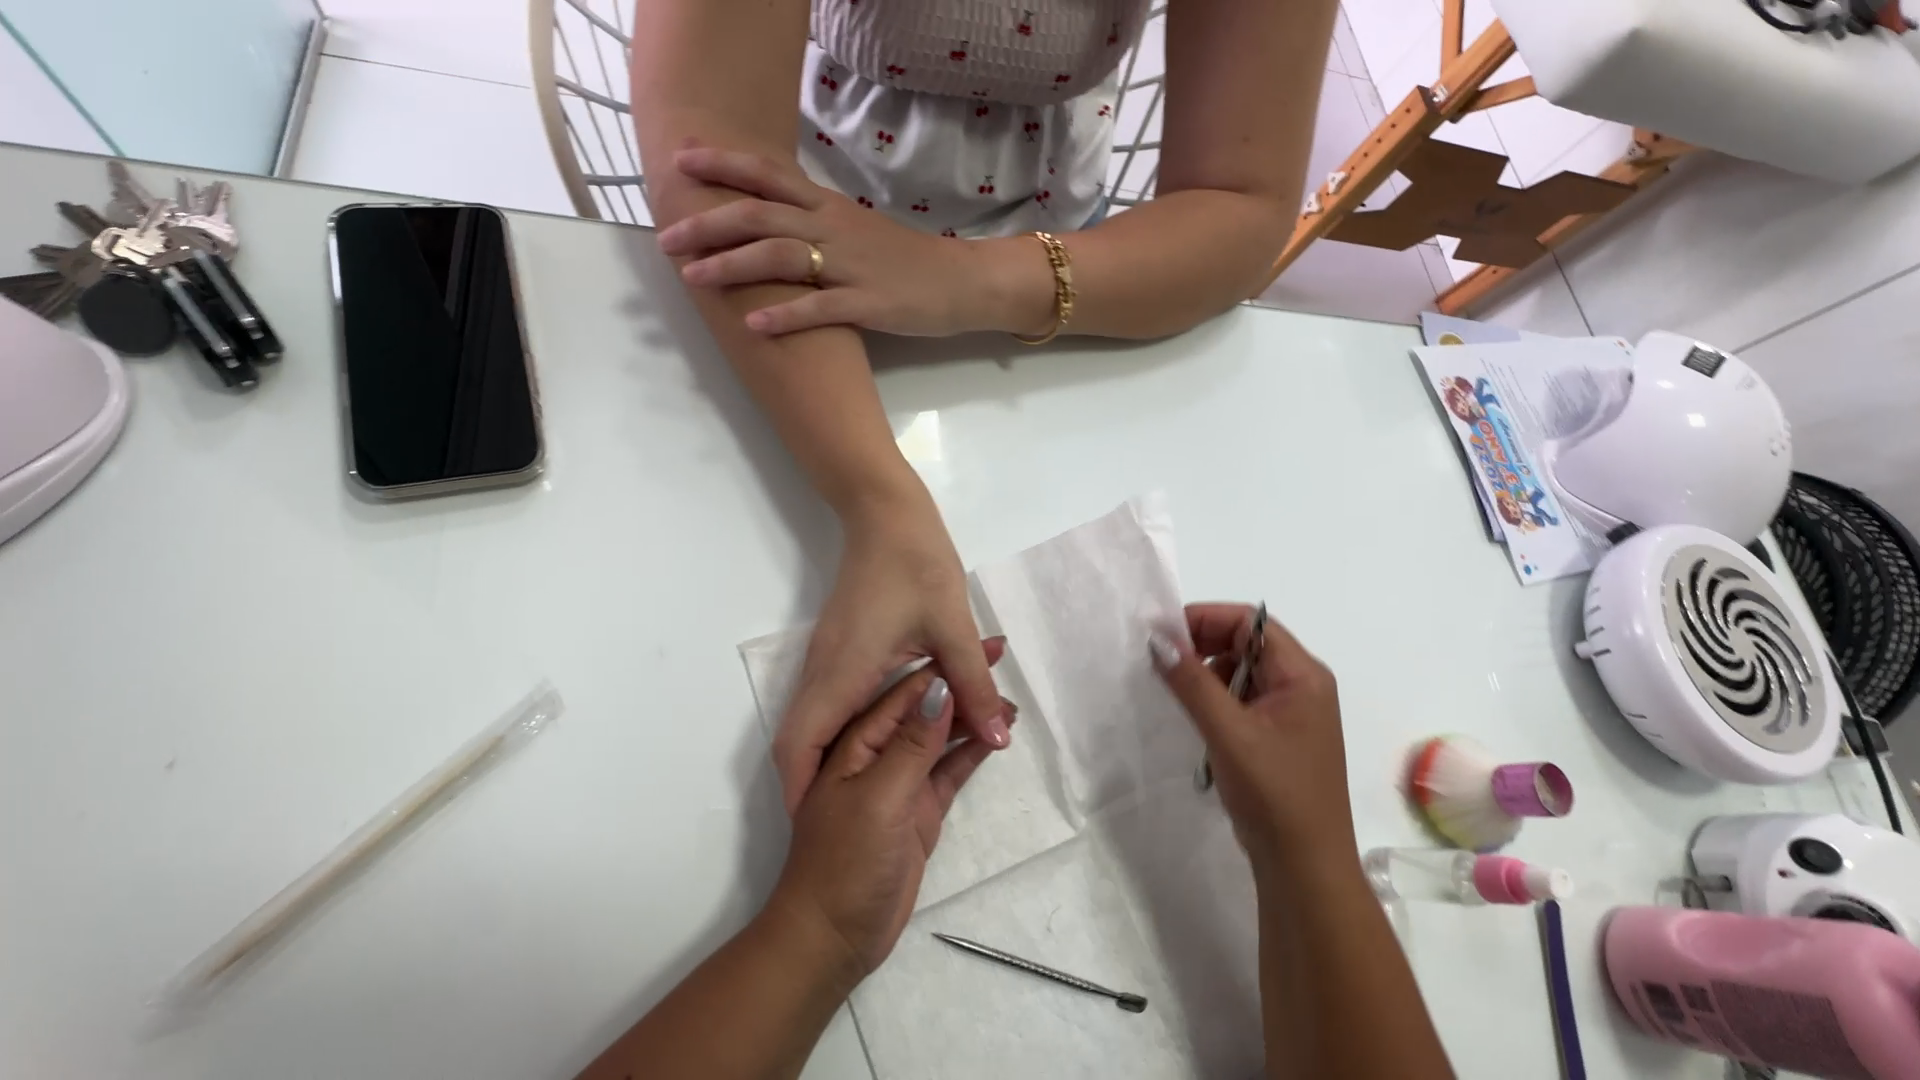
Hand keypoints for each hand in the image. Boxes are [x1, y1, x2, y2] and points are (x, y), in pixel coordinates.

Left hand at [655, 144, 1028, 336]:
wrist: (961, 282)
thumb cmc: (905, 261)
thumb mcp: (857, 230)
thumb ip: (814, 223)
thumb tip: (769, 225)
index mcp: (830, 207)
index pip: (770, 176)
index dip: (725, 165)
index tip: (682, 161)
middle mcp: (834, 228)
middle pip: (762, 215)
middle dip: (710, 224)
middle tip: (668, 238)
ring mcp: (851, 266)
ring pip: (782, 257)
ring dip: (734, 266)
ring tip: (695, 279)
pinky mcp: (869, 304)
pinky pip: (820, 308)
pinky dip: (784, 315)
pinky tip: (754, 325)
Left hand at [770, 669, 1009, 980]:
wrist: (833, 937)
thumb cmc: (845, 861)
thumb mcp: (878, 798)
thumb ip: (911, 746)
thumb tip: (939, 690)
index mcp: (855, 743)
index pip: (906, 695)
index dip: (945, 669)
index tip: (985, 647)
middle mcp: (876, 754)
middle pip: (924, 712)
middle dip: (962, 687)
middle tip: (1006, 664)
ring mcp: (898, 783)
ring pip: (938, 740)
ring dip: (970, 721)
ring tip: (1011, 704)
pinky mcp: (917, 811)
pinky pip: (946, 773)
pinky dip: (968, 755)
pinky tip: (995, 739)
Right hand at [774, 495, 1009, 812]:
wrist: (887, 513)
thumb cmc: (918, 566)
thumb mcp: (953, 628)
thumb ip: (973, 687)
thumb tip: (999, 740)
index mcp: (841, 671)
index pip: (801, 741)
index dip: (801, 788)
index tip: (815, 826)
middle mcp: (822, 671)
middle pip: (801, 739)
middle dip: (813, 783)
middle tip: (843, 821)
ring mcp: (825, 659)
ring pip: (814, 721)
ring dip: (832, 756)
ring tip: (866, 791)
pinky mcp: (836, 649)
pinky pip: (830, 702)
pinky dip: (845, 730)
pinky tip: (885, 738)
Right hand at [1150, 604, 1356, 877]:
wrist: (1305, 865)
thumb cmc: (1273, 792)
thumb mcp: (1228, 732)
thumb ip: (1192, 682)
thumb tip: (1158, 639)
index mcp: (1303, 675)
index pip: (1251, 622)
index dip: (1205, 619)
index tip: (1161, 633)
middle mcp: (1303, 686)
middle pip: (1247, 643)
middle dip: (1202, 645)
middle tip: (1160, 662)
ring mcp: (1293, 713)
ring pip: (1242, 672)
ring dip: (1207, 674)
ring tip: (1175, 694)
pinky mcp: (1279, 738)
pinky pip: (1244, 701)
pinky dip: (1216, 700)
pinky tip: (1194, 718)